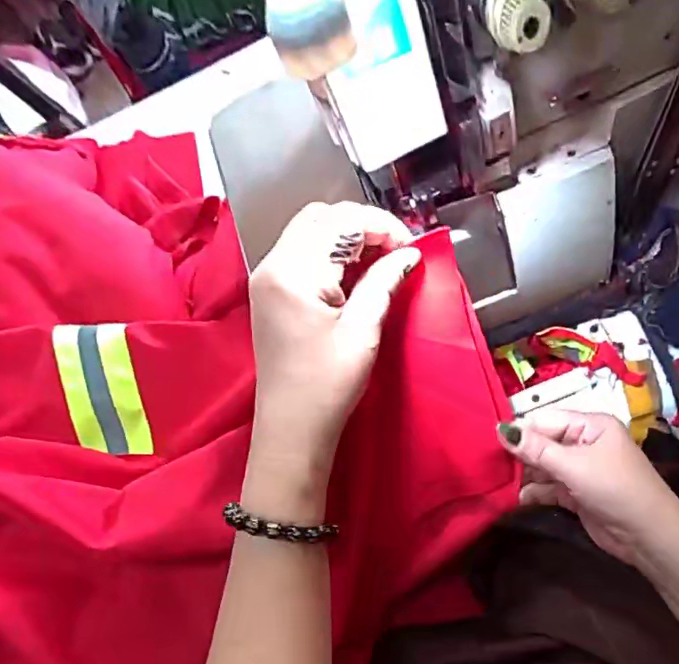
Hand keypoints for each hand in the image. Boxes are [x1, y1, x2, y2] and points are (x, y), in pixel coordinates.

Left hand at [247, 202, 421, 500]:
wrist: (291, 430)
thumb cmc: (325, 388)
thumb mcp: (362, 332)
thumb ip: (383, 283)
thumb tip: (407, 255)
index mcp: (293, 272)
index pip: (341, 221)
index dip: (381, 226)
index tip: (411, 247)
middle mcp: (272, 267)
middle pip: (322, 218)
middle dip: (363, 227)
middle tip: (396, 253)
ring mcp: (267, 281)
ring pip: (310, 233)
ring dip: (347, 240)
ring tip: (381, 264)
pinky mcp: (270, 296)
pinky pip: (301, 256)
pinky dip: (330, 256)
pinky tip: (354, 277)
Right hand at [496, 411, 678, 566]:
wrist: (645, 533)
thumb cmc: (614, 489)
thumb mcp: (573, 466)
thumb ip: (536, 449)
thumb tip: (500, 429)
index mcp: (590, 425)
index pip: (546, 420)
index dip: (519, 430)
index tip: (488, 441)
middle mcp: (583, 443)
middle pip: (542, 443)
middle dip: (518, 454)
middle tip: (489, 465)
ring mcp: (579, 470)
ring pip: (542, 467)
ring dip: (523, 476)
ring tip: (498, 483)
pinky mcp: (575, 494)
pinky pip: (547, 488)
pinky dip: (533, 493)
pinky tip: (515, 499)